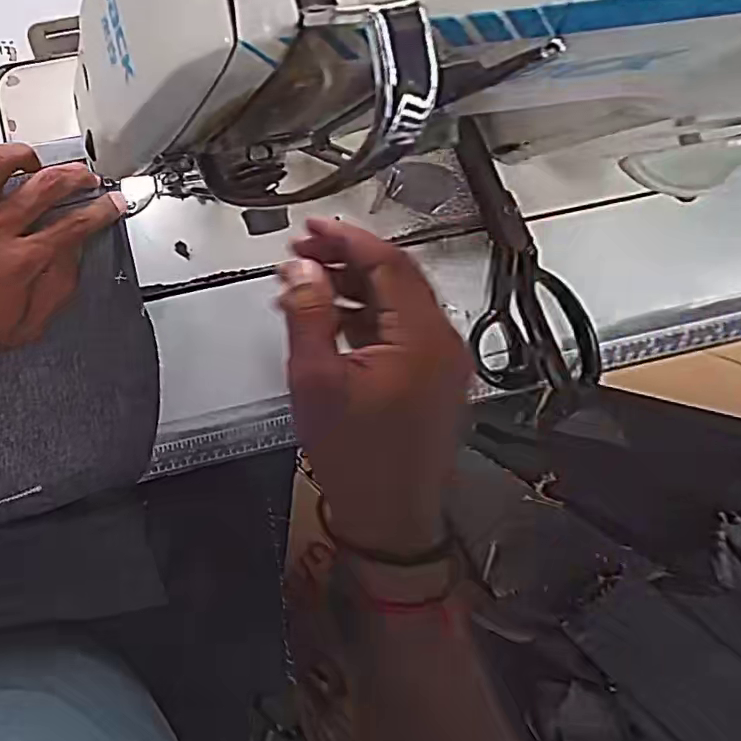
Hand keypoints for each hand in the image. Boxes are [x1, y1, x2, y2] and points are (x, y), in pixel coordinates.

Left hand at [0, 144, 125, 422]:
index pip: (74, 224)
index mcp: (19, 263)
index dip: (101, 210)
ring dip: (24, 155)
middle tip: (82, 177)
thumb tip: (73, 254)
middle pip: (46, 184)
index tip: (109, 204)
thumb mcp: (22, 327)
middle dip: (76, 175)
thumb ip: (56, 289)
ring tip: (32, 162)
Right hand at [278, 218, 470, 555]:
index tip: (312, 227)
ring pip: (391, 301)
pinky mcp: (425, 376)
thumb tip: (300, 269)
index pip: (388, 264)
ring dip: (348, 285)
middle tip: (300, 250)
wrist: (386, 512)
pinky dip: (357, 312)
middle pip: (393, 278)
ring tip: (303, 281)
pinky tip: (323, 317)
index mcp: (421, 338)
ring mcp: (436, 361)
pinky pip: (391, 327)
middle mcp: (439, 344)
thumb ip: (307, 314)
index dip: (347, 239)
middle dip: (343, 258)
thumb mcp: (315, 377)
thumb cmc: (356, 454)